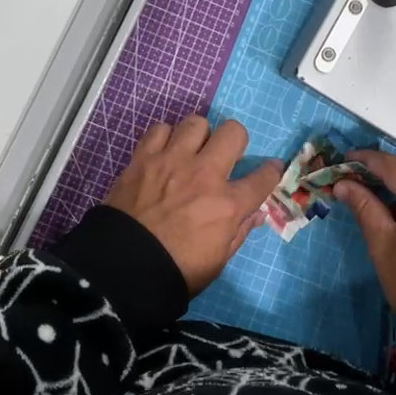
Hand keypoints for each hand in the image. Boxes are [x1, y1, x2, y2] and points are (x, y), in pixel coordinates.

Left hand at [103, 115, 283, 294]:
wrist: (123, 269)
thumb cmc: (176, 271)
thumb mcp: (217, 261)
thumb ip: (238, 232)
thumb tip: (256, 213)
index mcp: (227, 205)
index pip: (263, 178)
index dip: (272, 170)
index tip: (272, 167)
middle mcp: (204, 174)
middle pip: (233, 132)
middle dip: (235, 140)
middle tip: (225, 155)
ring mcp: (172, 161)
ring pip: (196, 123)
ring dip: (199, 136)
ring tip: (191, 151)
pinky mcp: (144, 157)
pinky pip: (160, 129)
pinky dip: (165, 137)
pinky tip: (164, 152)